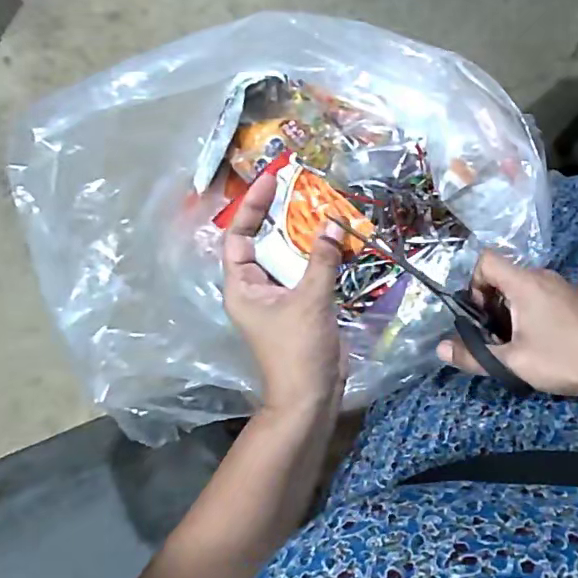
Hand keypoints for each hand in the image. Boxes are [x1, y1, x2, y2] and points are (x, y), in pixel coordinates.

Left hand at [222, 171, 345, 415]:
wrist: (311, 396)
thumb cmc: (298, 349)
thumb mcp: (310, 300)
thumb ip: (322, 260)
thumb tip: (334, 223)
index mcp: (242, 286)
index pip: (238, 235)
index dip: (252, 206)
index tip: (271, 181)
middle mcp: (256, 288)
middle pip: (264, 242)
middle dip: (282, 216)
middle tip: (302, 188)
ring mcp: (279, 298)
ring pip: (289, 257)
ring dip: (305, 236)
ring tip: (324, 208)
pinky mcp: (300, 308)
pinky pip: (307, 273)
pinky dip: (320, 257)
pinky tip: (338, 241)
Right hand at [436, 251, 577, 396]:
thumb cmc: (562, 359)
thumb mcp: (512, 363)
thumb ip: (473, 356)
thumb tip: (440, 349)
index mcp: (525, 283)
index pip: (486, 259)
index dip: (474, 283)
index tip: (480, 314)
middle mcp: (544, 276)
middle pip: (504, 275)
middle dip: (492, 302)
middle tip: (496, 335)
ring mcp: (564, 286)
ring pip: (524, 286)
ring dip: (512, 308)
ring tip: (519, 341)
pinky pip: (544, 294)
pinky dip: (533, 311)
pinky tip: (545, 341)